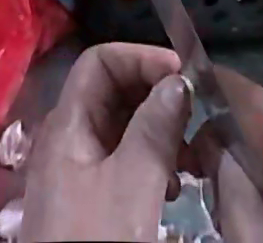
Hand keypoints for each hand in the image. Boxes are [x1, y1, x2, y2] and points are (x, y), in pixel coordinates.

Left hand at [21, 43, 191, 241]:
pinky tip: (177, 183)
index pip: (99, 61)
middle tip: (196, 109)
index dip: (141, 58)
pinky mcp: (90, 203)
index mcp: (66, 127)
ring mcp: (77, 173)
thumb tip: (179, 79)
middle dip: (156, 91)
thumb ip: (155, 128)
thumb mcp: (132, 187)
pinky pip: (124, 158)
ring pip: (121, 124)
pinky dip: (154, 157)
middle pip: (112, 90)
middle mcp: (68, 141)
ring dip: (160, 125)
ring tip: (192, 149)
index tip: (184, 75)